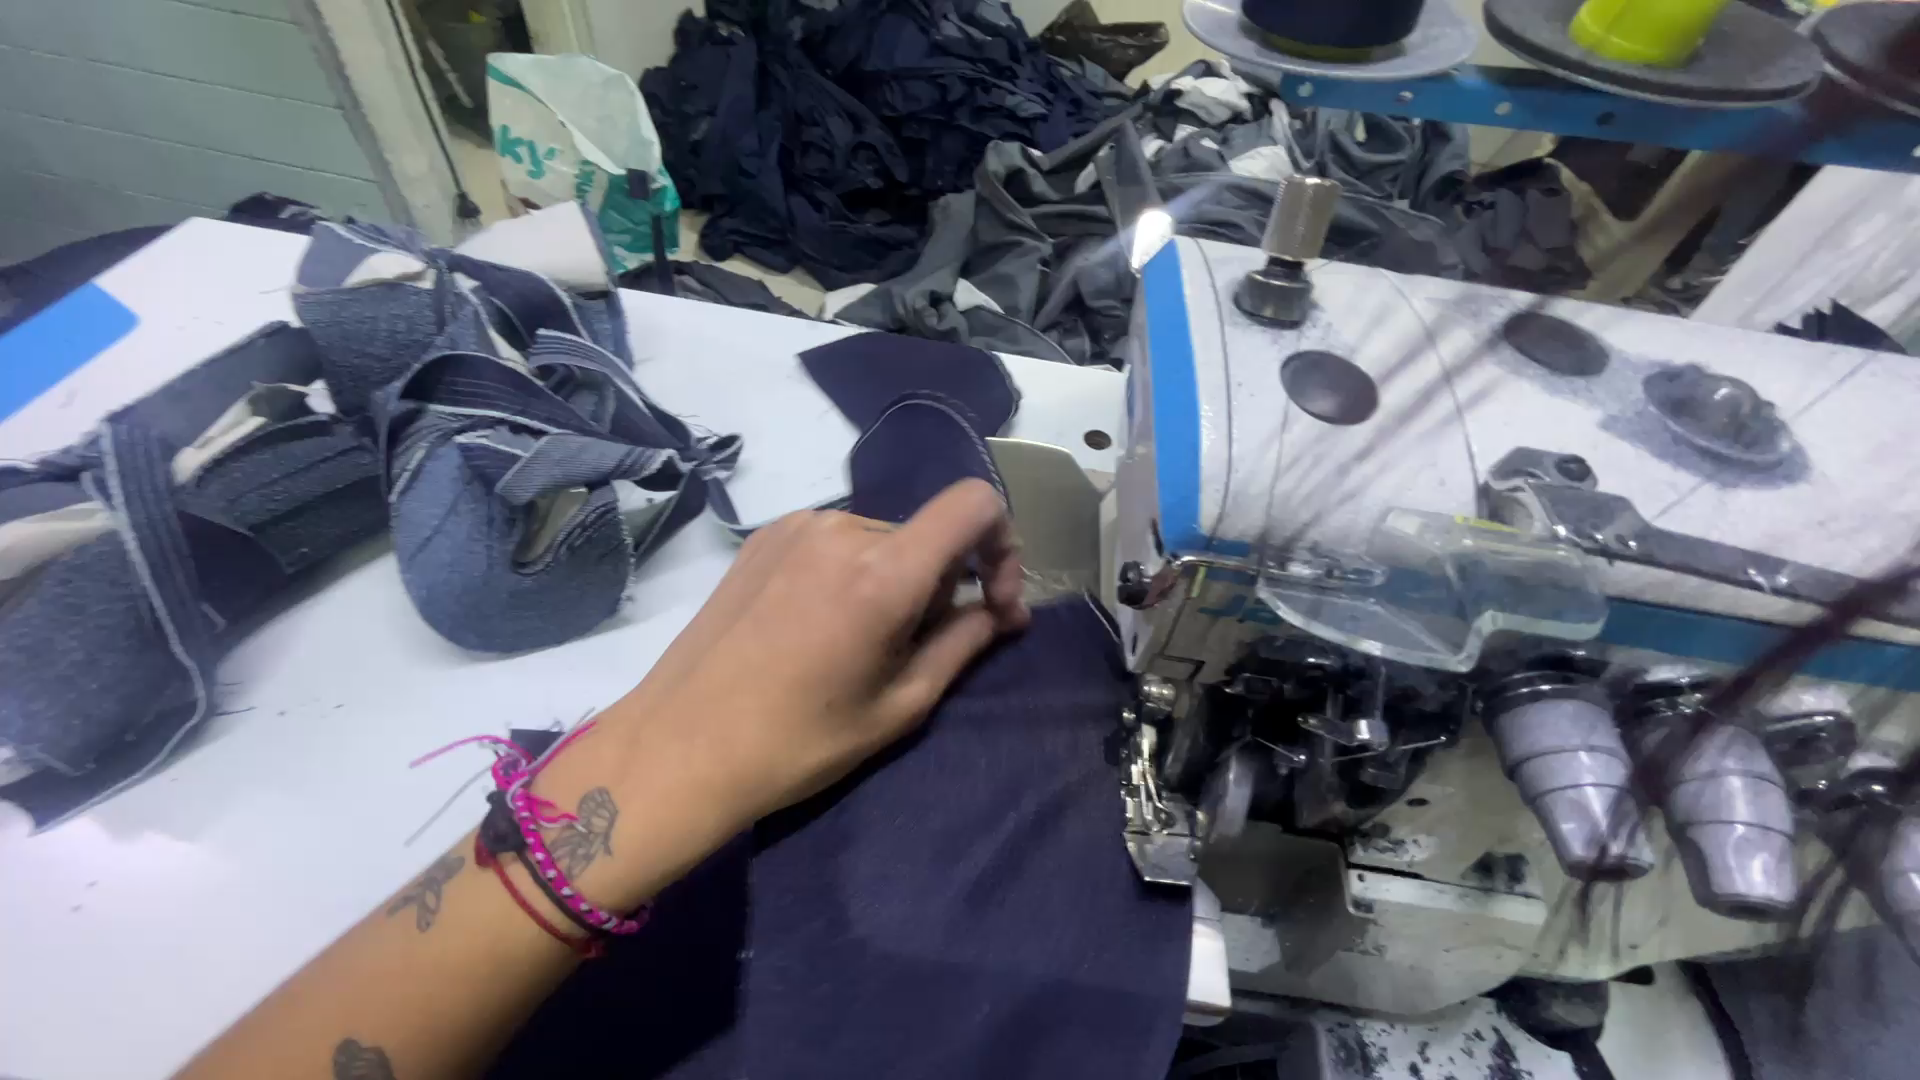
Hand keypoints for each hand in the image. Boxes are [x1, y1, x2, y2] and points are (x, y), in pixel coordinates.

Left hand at [531, 478, 1028, 907]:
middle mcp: (841, 527)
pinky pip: (837, 540)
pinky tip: (823, 624)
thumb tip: (1000, 611)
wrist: (678, 746)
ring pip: (883, 538)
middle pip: (928, 532)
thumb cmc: (799, 742)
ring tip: (863, 642)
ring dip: (897, 578)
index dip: (1004, 544)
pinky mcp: (763, 536)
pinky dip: (854, 571)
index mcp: (882, 570)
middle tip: (922, 646)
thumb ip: (964, 642)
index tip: (992, 603)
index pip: (975, 504)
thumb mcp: (901, 705)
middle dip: (946, 582)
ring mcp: (796, 525)